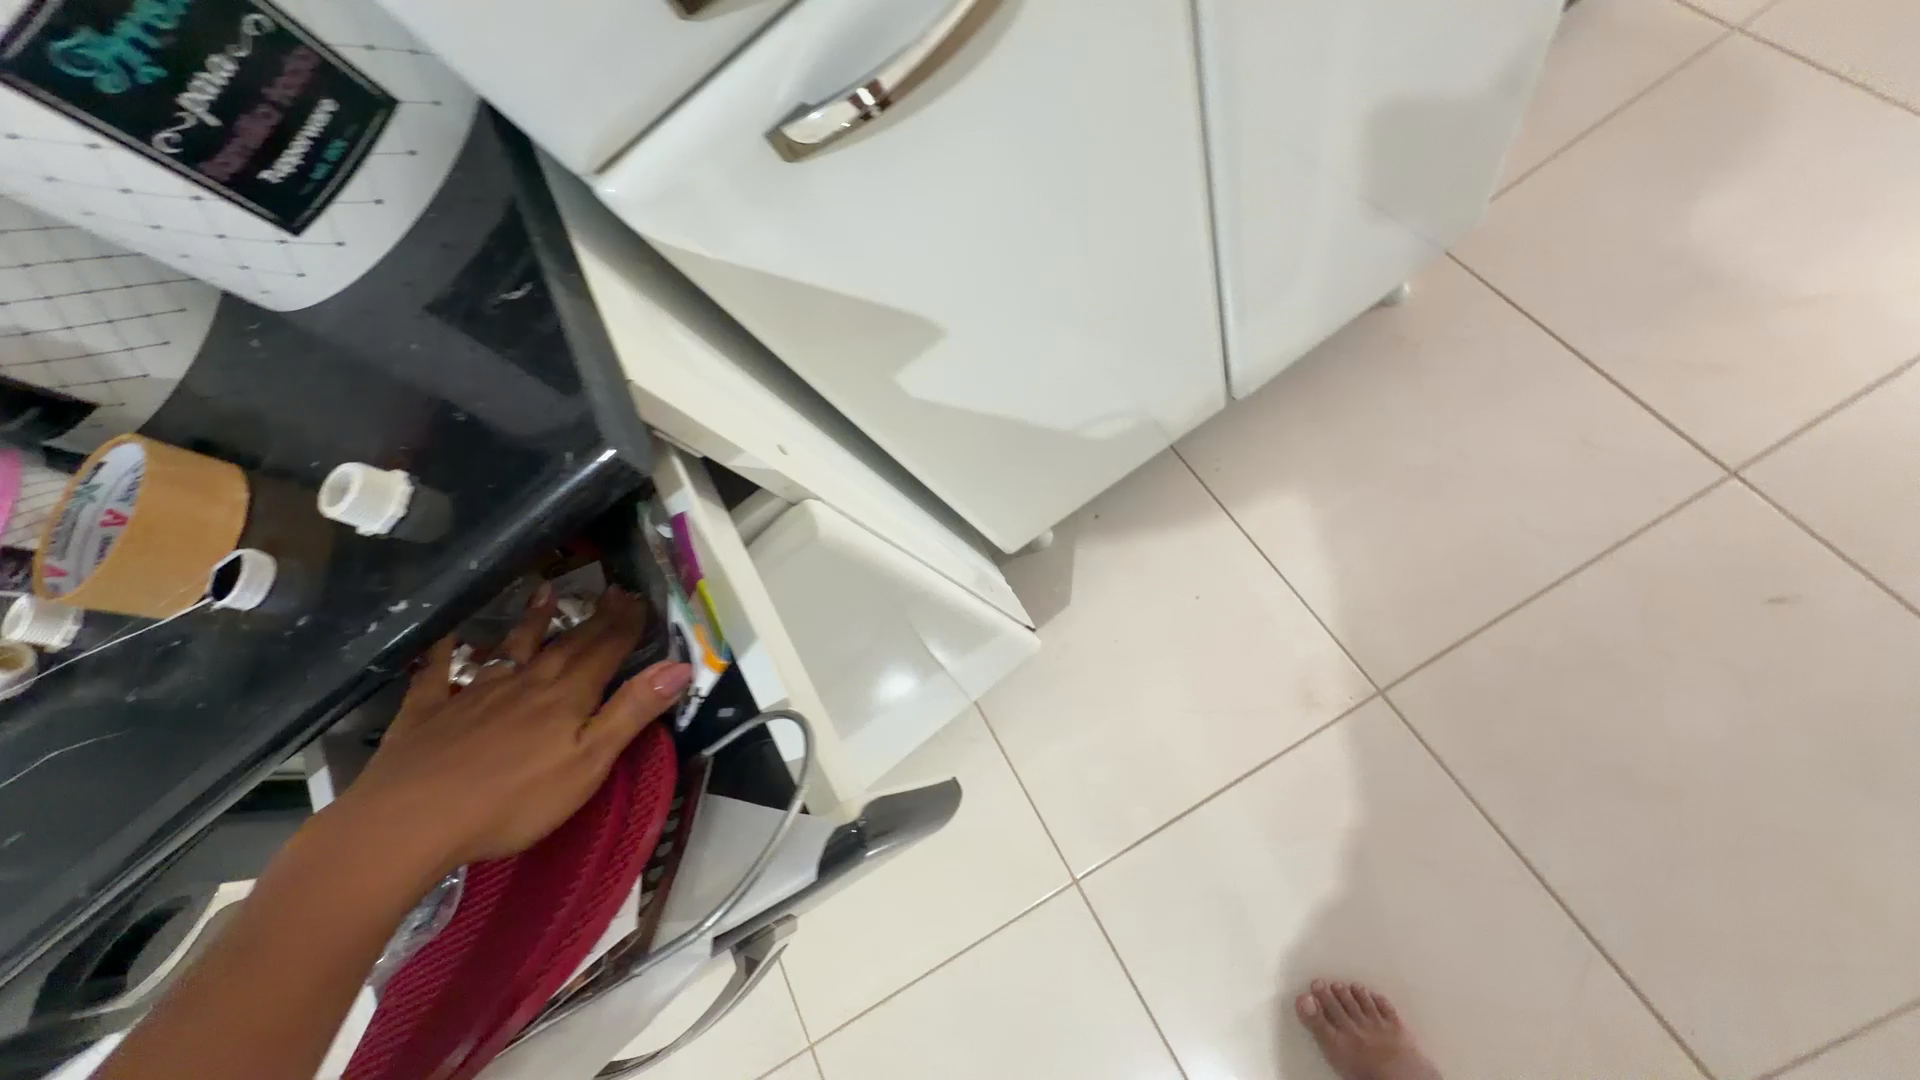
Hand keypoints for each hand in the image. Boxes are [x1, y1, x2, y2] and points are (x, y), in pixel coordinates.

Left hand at [334, 584, 693, 872]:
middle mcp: (524, 683)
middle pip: (566, 645)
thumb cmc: (513, 800)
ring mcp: (473, 693)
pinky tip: (446, 634)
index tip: (641, 600)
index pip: (604, 652)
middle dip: (594, 619)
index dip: (625, 626)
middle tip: (612, 591)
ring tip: (545, 590)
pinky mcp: (429, 712)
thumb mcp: (589, 761)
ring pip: (511, 648)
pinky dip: (445, 650)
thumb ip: (632, 711)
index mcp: (566, 697)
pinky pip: (439, 672)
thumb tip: (679, 666)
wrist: (411, 820)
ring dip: (531, 620)